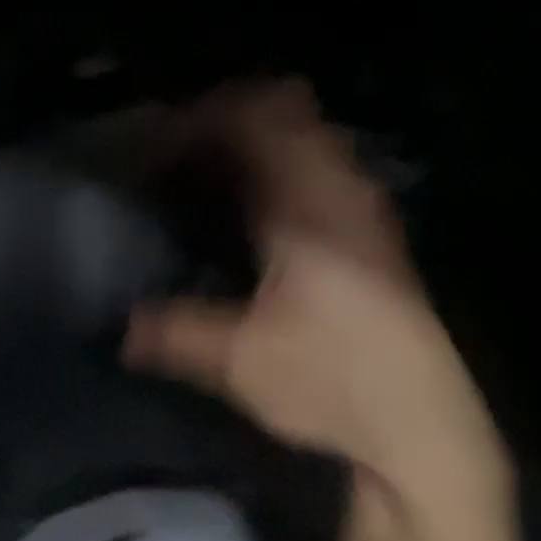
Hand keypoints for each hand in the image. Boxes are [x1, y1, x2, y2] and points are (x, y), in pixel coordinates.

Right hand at [124, 80, 504, 501]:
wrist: (419, 424)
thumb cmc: (333, 379)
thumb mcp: (238, 359)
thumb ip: (173, 334)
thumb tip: (121, 329)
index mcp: (310, 203)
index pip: (255, 116)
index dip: (197, 121)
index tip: (150, 152)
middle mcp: (343, 192)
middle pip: (285, 117)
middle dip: (222, 131)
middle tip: (171, 167)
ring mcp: (363, 214)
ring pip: (304, 149)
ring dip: (250, 158)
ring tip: (197, 194)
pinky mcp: (370, 244)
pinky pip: (314, 181)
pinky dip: (272, 185)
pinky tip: (241, 232)